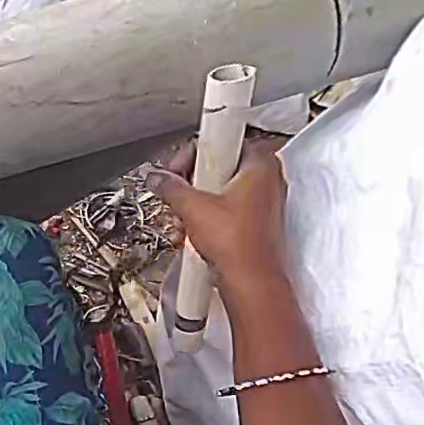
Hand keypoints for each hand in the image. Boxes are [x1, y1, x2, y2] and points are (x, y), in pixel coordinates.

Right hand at [146, 137, 290, 304]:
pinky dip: (204, 219)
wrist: (251, 283)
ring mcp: (261, 202)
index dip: (193, 156)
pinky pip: (223, 210)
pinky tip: (190, 233)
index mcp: (260, 164)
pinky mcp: (253, 223)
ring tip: (183, 220)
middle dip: (190, 186)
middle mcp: (266, 180)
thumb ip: (171, 188)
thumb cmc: (238, 245)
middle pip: (217, 168)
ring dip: (193, 206)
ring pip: (218, 191)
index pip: (221, 141)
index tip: (176, 170)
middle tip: (177, 197)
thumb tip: (157, 178)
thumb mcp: (192, 208)